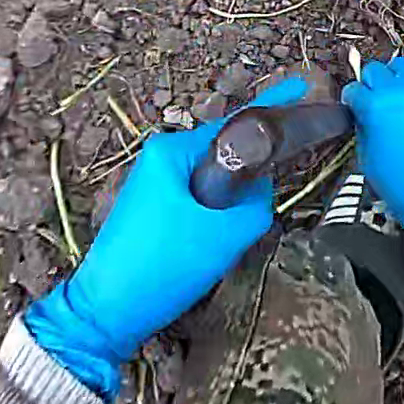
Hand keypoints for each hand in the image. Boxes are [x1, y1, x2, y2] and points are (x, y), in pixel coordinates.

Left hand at [24, 78, 305, 397]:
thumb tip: (263, 188)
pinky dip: (217, 206)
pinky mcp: (154, 203)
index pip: (236, 121)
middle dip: (252, 167)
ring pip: (215, 174)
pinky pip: (200, 192)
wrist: (103, 317)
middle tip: (278, 179)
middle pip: (227, 148)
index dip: (273, 103)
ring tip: (236, 228)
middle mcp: (162, 156)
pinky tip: (221, 234)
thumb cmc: (161, 268)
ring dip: (233, 195)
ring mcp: (155, 180)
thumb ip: (259, 203)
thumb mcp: (227, 235)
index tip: (300, 85)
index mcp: (174, 151)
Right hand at [341, 57, 403, 225]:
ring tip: (399, 96)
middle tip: (375, 98)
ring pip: (403, 66)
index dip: (353, 98)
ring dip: (397, 79)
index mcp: (375, 107)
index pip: (355, 88)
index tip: (356, 102)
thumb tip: (363, 115)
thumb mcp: (368, 158)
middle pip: (377, 69)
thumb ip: (363, 128)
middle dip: (372, 83)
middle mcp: (400, 91)